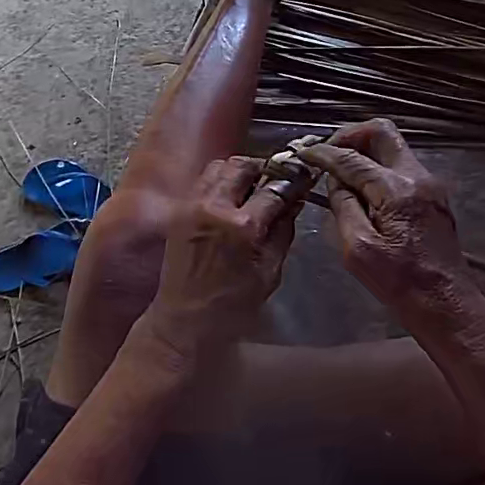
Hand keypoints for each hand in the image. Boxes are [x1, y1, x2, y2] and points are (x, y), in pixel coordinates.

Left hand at [140, 156, 297, 363]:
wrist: (185, 319)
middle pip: (243, 166)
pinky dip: (221, 179)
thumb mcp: (270, 272)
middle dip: (264, 169)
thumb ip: (283, 231)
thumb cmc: (233, 305)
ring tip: (253, 186)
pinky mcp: (181, 209)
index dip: (293, 181)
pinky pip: (204, 179)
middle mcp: (215, 207)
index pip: (274, 189)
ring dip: (240, 170)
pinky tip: (231, 195)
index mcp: (242, 226)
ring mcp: (193, 204)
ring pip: (221, 166)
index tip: (304, 177)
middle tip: (276, 180)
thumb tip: (294, 202)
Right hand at [298, 120, 484, 335]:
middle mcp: (417, 177)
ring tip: (340, 171)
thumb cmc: (400, 283)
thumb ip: (343, 206)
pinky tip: (360, 187)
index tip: (304, 154)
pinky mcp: (431, 194)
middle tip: (327, 153)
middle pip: (381, 131)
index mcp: (397, 191)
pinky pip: (398, 163)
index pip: (352, 159)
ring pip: (391, 145)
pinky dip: (375, 164)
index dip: (323, 153)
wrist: (447, 305)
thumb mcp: (357, 248)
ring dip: (363, 150)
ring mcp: (428, 183)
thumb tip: (335, 181)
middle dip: (349, 136)